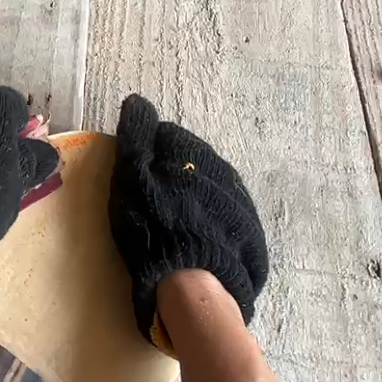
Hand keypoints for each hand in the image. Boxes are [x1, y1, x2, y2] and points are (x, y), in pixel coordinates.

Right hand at [109, 94, 269, 346]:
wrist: (192, 280)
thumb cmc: (152, 224)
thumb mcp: (131, 176)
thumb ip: (136, 137)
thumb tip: (138, 101)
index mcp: (191, 150)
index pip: (166, 137)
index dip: (147, 155)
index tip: (135, 176)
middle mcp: (221, 168)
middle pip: (192, 163)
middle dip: (174, 175)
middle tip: (153, 201)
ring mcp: (239, 201)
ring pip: (211, 190)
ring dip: (195, 199)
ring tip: (177, 223)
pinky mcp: (250, 231)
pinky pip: (226, 218)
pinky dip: (212, 223)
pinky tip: (199, 240)